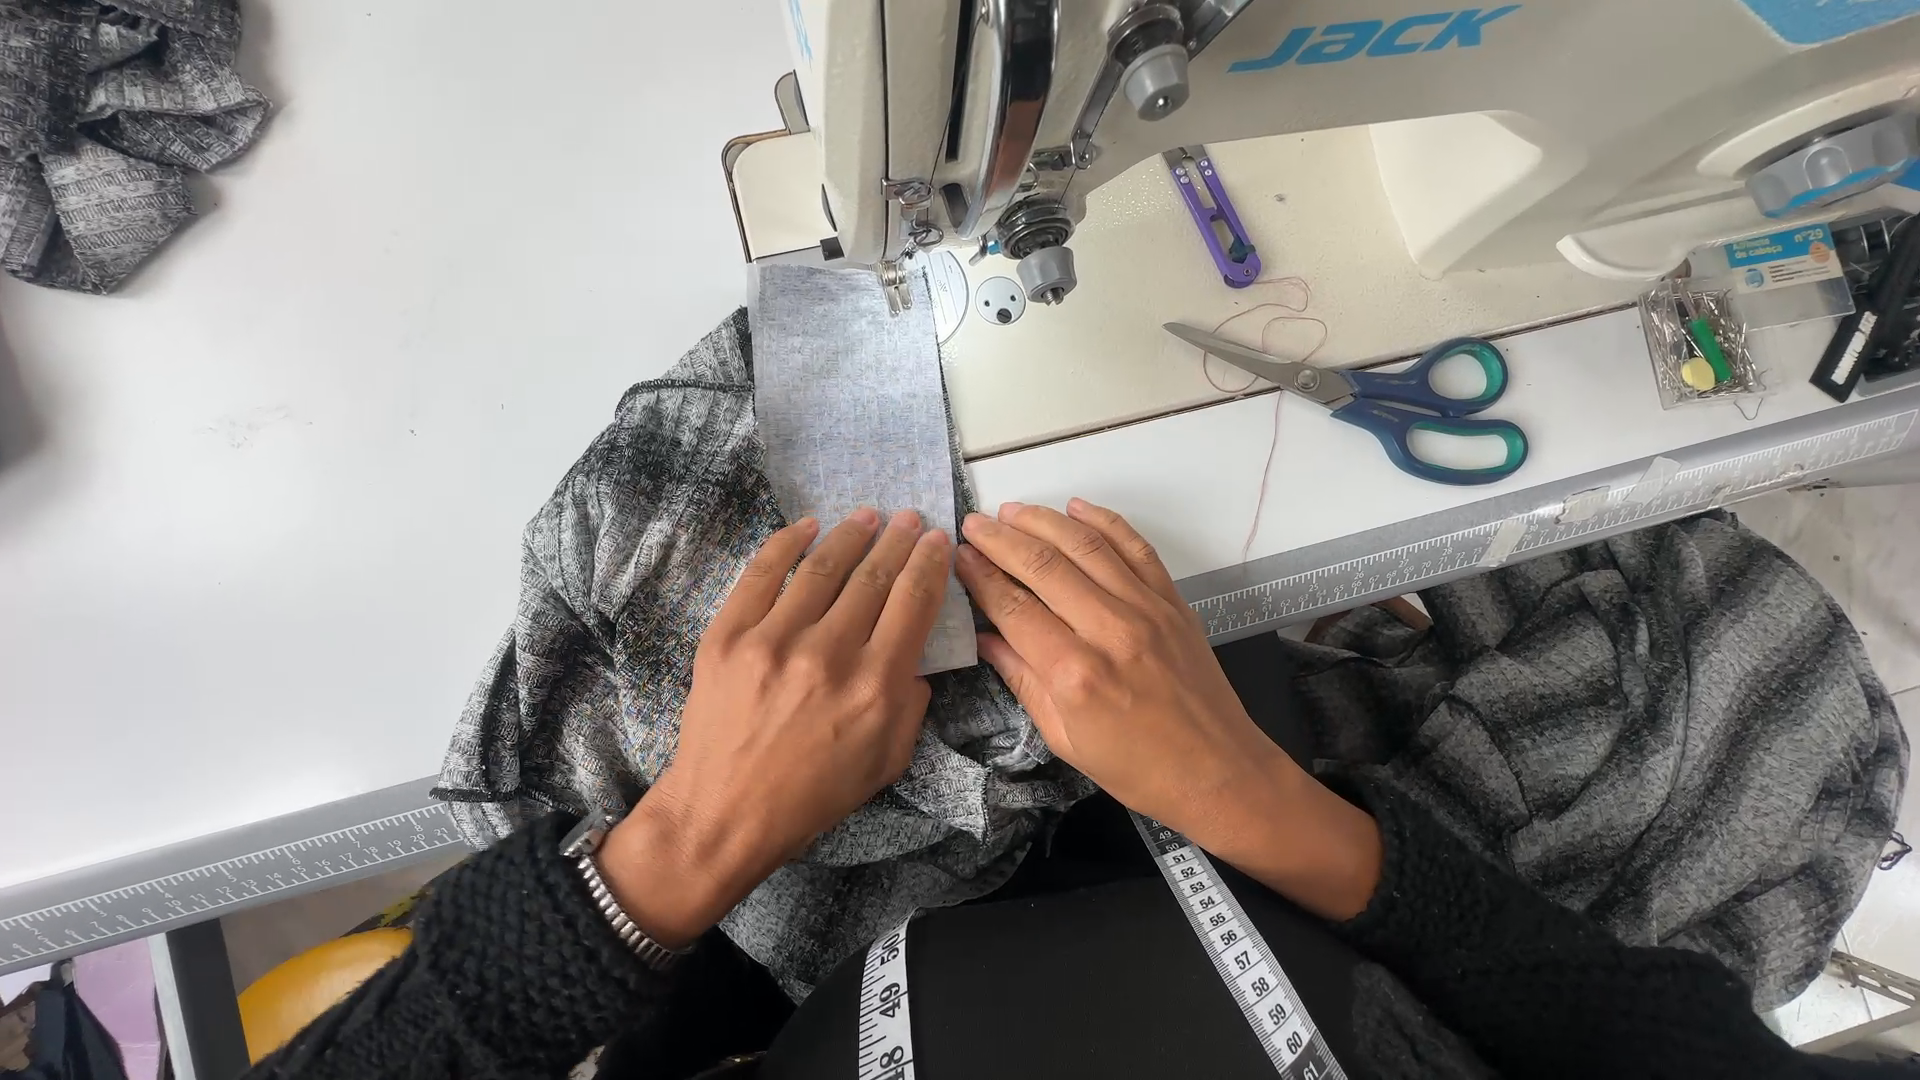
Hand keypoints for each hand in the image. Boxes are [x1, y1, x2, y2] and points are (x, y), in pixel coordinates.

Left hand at [598, 508, 952, 945]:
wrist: (724, 814)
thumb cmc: (815, 794)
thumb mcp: (890, 760)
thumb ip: (914, 700)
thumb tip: (913, 648)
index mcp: (876, 686)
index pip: (914, 601)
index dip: (929, 563)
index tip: (936, 540)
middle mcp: (829, 654)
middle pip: (873, 577)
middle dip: (897, 540)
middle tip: (908, 518)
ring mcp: (773, 640)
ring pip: (822, 567)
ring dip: (851, 534)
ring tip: (868, 515)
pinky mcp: (727, 636)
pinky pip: (761, 573)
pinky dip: (786, 542)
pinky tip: (807, 525)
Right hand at [955, 499, 1379, 918]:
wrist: (1219, 772)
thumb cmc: (1135, 768)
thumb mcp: (1063, 738)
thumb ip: (1022, 679)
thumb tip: (984, 637)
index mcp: (1073, 673)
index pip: (1013, 607)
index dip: (980, 577)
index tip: (958, 557)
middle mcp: (1108, 630)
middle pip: (1043, 566)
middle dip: (1001, 539)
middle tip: (973, 523)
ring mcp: (1145, 608)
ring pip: (1085, 546)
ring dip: (1044, 521)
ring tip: (1011, 509)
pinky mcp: (1172, 600)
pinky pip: (1134, 547)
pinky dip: (1104, 521)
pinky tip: (1076, 507)